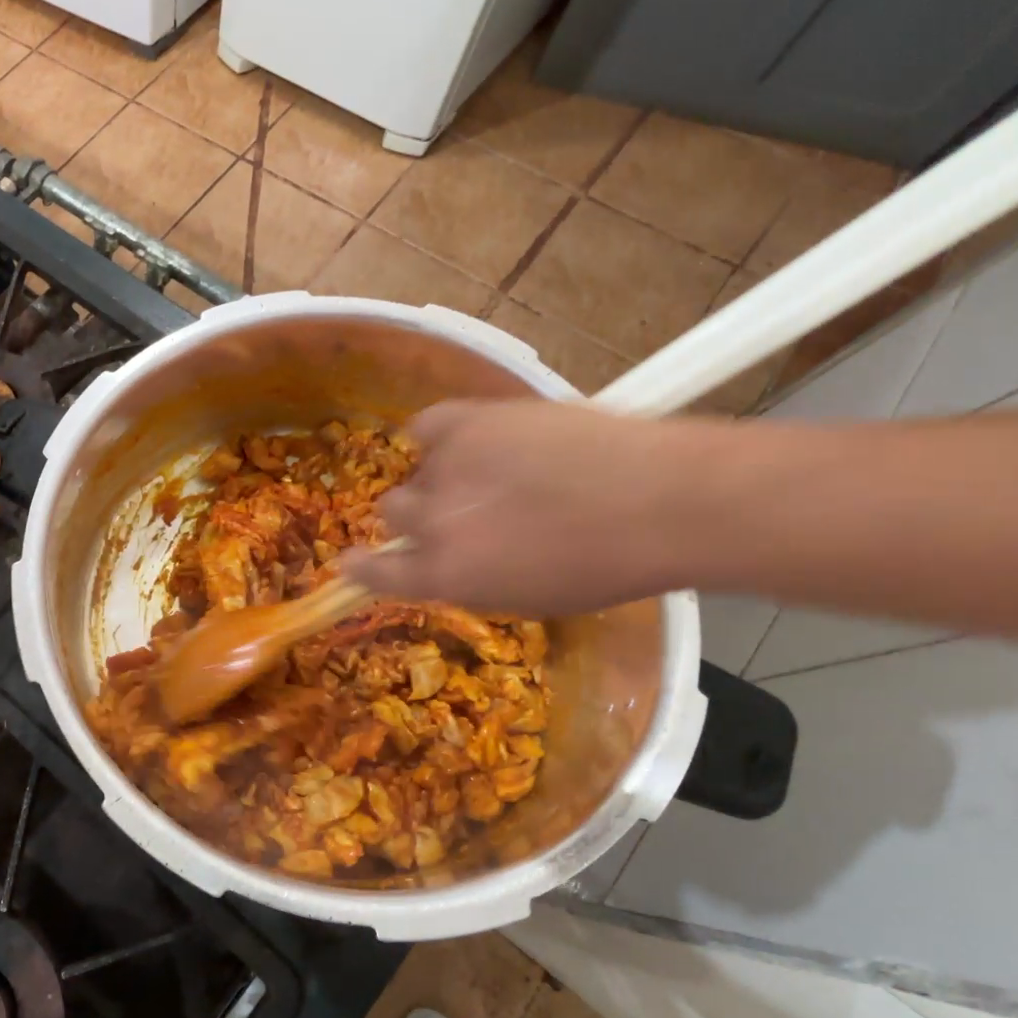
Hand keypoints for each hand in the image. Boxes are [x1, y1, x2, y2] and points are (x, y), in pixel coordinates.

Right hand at [341, 400, 724, 614]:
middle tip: (465, 510)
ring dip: (445, 474)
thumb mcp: (531, 595)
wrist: (665, 501)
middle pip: (394, 511)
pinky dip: (440, 433)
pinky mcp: (464, 422)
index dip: (361, 566)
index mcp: (445, 575)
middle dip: (422, 515)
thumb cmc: (612, 565)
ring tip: (499, 469)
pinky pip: (426, 425)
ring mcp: (444, 468)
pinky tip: (473, 437)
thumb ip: (472, 579)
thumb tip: (447, 563)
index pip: (375, 570)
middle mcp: (432, 523)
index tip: (351, 562)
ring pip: (419, 470)